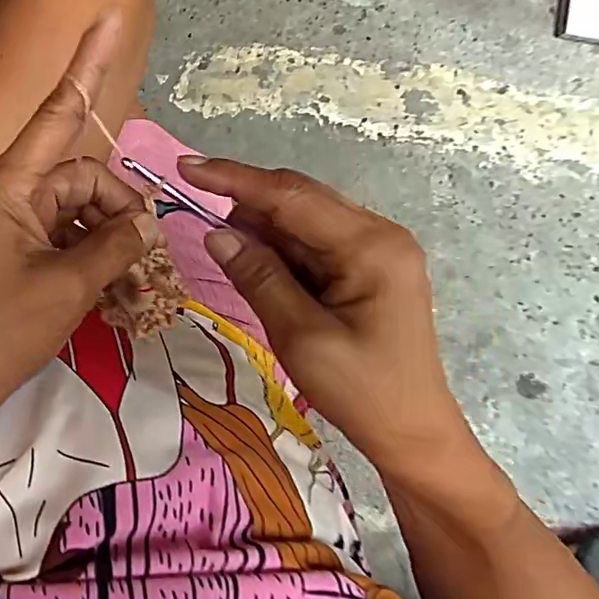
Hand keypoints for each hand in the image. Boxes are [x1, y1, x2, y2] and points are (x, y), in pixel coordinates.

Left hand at [0, 15, 160, 415]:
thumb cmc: (5, 332)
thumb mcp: (71, 285)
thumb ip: (116, 243)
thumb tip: (145, 223)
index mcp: (11, 187)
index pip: (57, 115)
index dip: (86, 66)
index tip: (107, 18)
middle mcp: (12, 193)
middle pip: (85, 176)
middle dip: (121, 210)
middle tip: (142, 256)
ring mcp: (16, 221)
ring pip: (83, 209)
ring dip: (113, 241)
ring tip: (132, 287)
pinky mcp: (22, 247)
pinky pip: (71, 235)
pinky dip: (97, 257)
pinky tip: (119, 293)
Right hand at [177, 158, 474, 478]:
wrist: (411, 431)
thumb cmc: (361, 389)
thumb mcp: (300, 336)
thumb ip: (258, 277)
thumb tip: (216, 233)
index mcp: (370, 247)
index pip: (290, 197)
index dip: (234, 179)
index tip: (187, 167)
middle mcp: (376, 234)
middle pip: (297, 198)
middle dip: (243, 199)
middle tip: (192, 207)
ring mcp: (373, 248)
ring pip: (299, 217)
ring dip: (257, 226)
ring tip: (224, 248)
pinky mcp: (363, 265)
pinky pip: (308, 239)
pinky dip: (274, 245)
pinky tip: (252, 260)